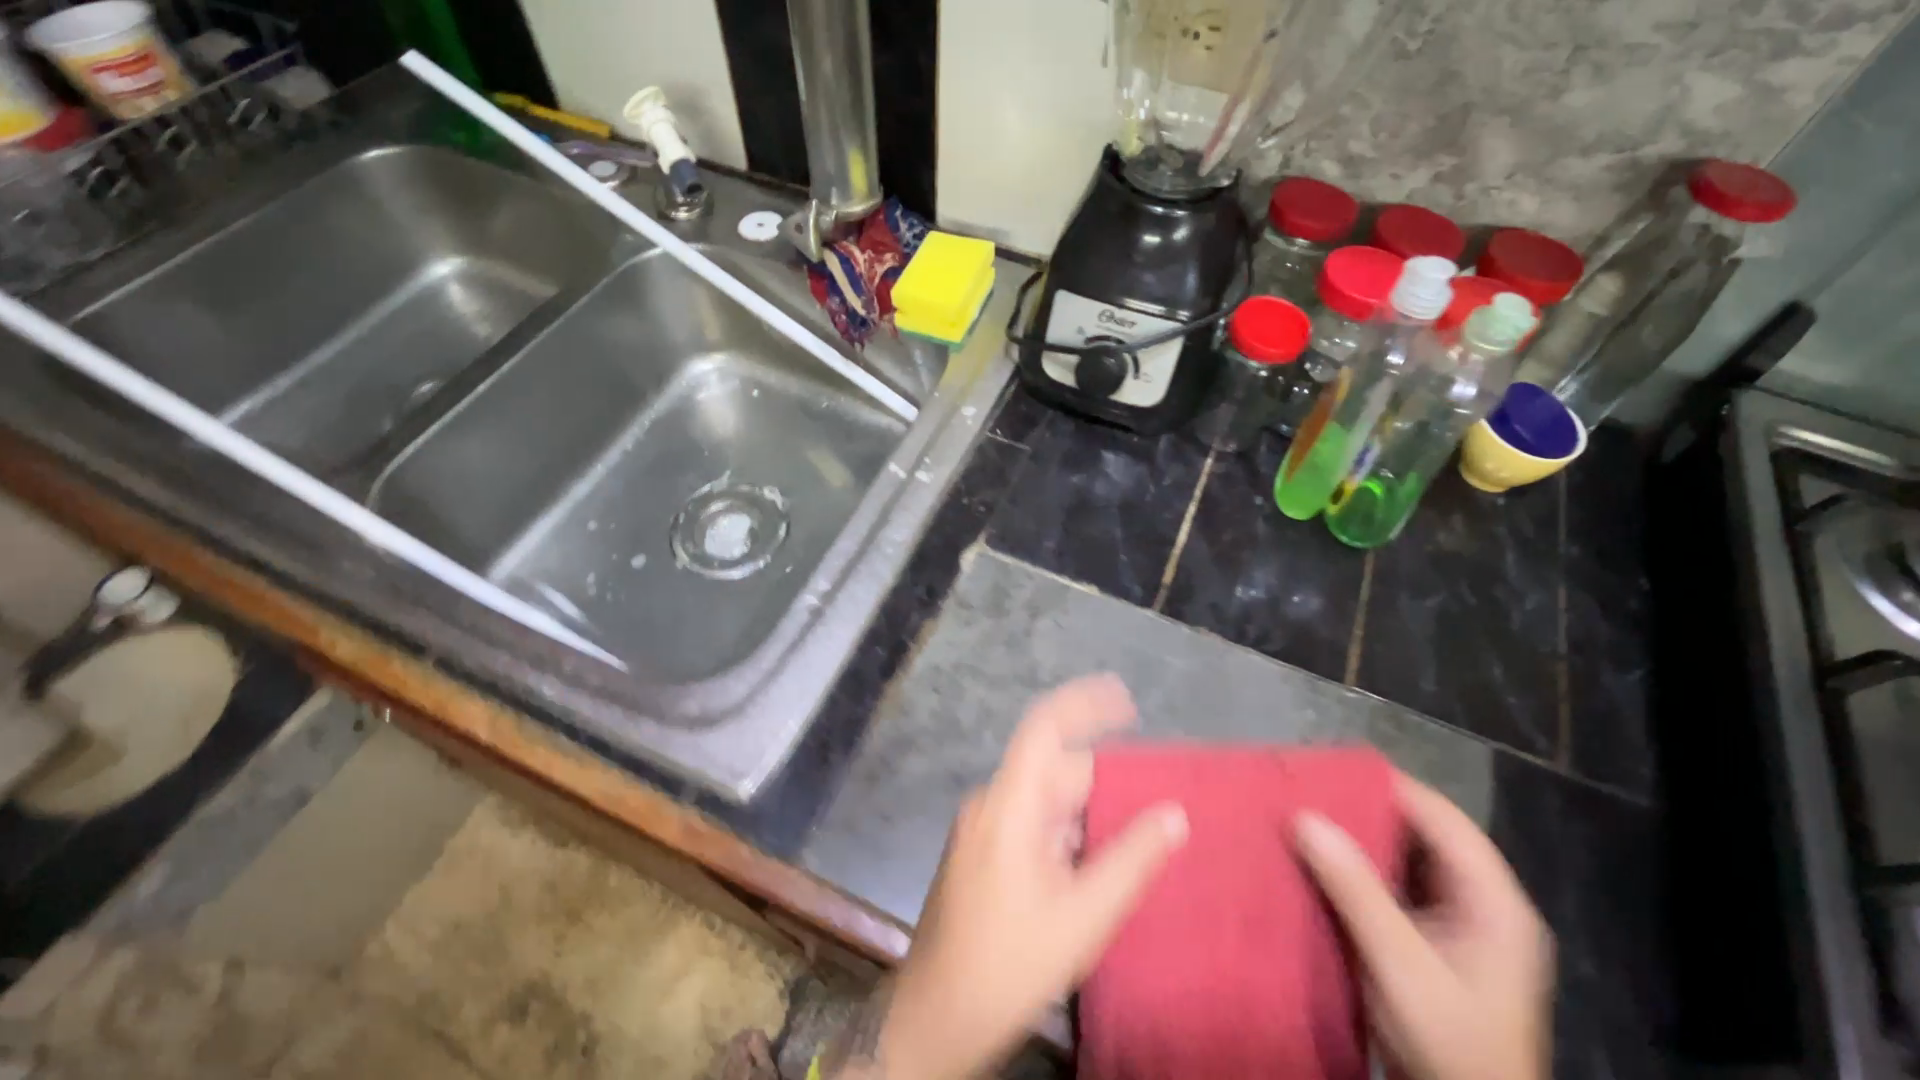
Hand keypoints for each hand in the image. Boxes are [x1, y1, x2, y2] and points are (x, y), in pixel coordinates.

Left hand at [822, 674, 1187, 1079]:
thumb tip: (1174, 813)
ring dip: (1087, 816)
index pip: (1044, 728)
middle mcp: (991, 806)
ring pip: (1044, 803)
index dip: (1084, 704)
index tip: (1127, 699)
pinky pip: (1031, 827)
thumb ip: (1132, 860)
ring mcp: (981, 832)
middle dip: (1104, 783)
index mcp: (1009, 806)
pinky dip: (1066, 837)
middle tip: (1155, 807)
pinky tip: (1093, 871)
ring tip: (1135, 843)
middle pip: (1053, 771)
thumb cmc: (1010, 963)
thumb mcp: (1083, 916)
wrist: (938, 1017)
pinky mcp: (981, 857)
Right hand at [1295, 774, 1553, 1079]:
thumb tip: (1306, 818)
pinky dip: (1361, 881)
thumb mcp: (1400, 964)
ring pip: (1408, 868)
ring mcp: (1461, 930)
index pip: (1444, 821)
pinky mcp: (1435, 950)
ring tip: (1306, 824)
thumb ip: (1356, 890)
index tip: (1332, 771)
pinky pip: (1396, 897)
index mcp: (1494, 902)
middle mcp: (1483, 906)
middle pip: (1425, 840)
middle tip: (1309, 796)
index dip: (1392, 789)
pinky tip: (1321, 873)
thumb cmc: (1448, 1038)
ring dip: (1361, 847)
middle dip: (1368, 816)